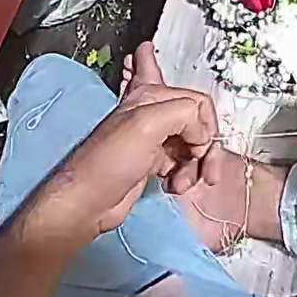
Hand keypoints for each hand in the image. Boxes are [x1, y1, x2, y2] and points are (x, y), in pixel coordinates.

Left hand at [20, 43, 220, 248]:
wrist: (89, 201)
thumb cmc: (112, 159)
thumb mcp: (148, 123)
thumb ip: (186, 114)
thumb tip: (204, 135)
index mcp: (152, 95)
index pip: (197, 100)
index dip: (204, 121)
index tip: (202, 140)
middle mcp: (156, 114)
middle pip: (199, 125)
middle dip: (206, 148)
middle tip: (207, 170)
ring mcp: (156, 140)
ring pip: (194, 146)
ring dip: (197, 165)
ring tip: (184, 183)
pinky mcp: (155, 163)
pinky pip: (184, 164)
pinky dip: (187, 175)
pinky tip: (175, 186)